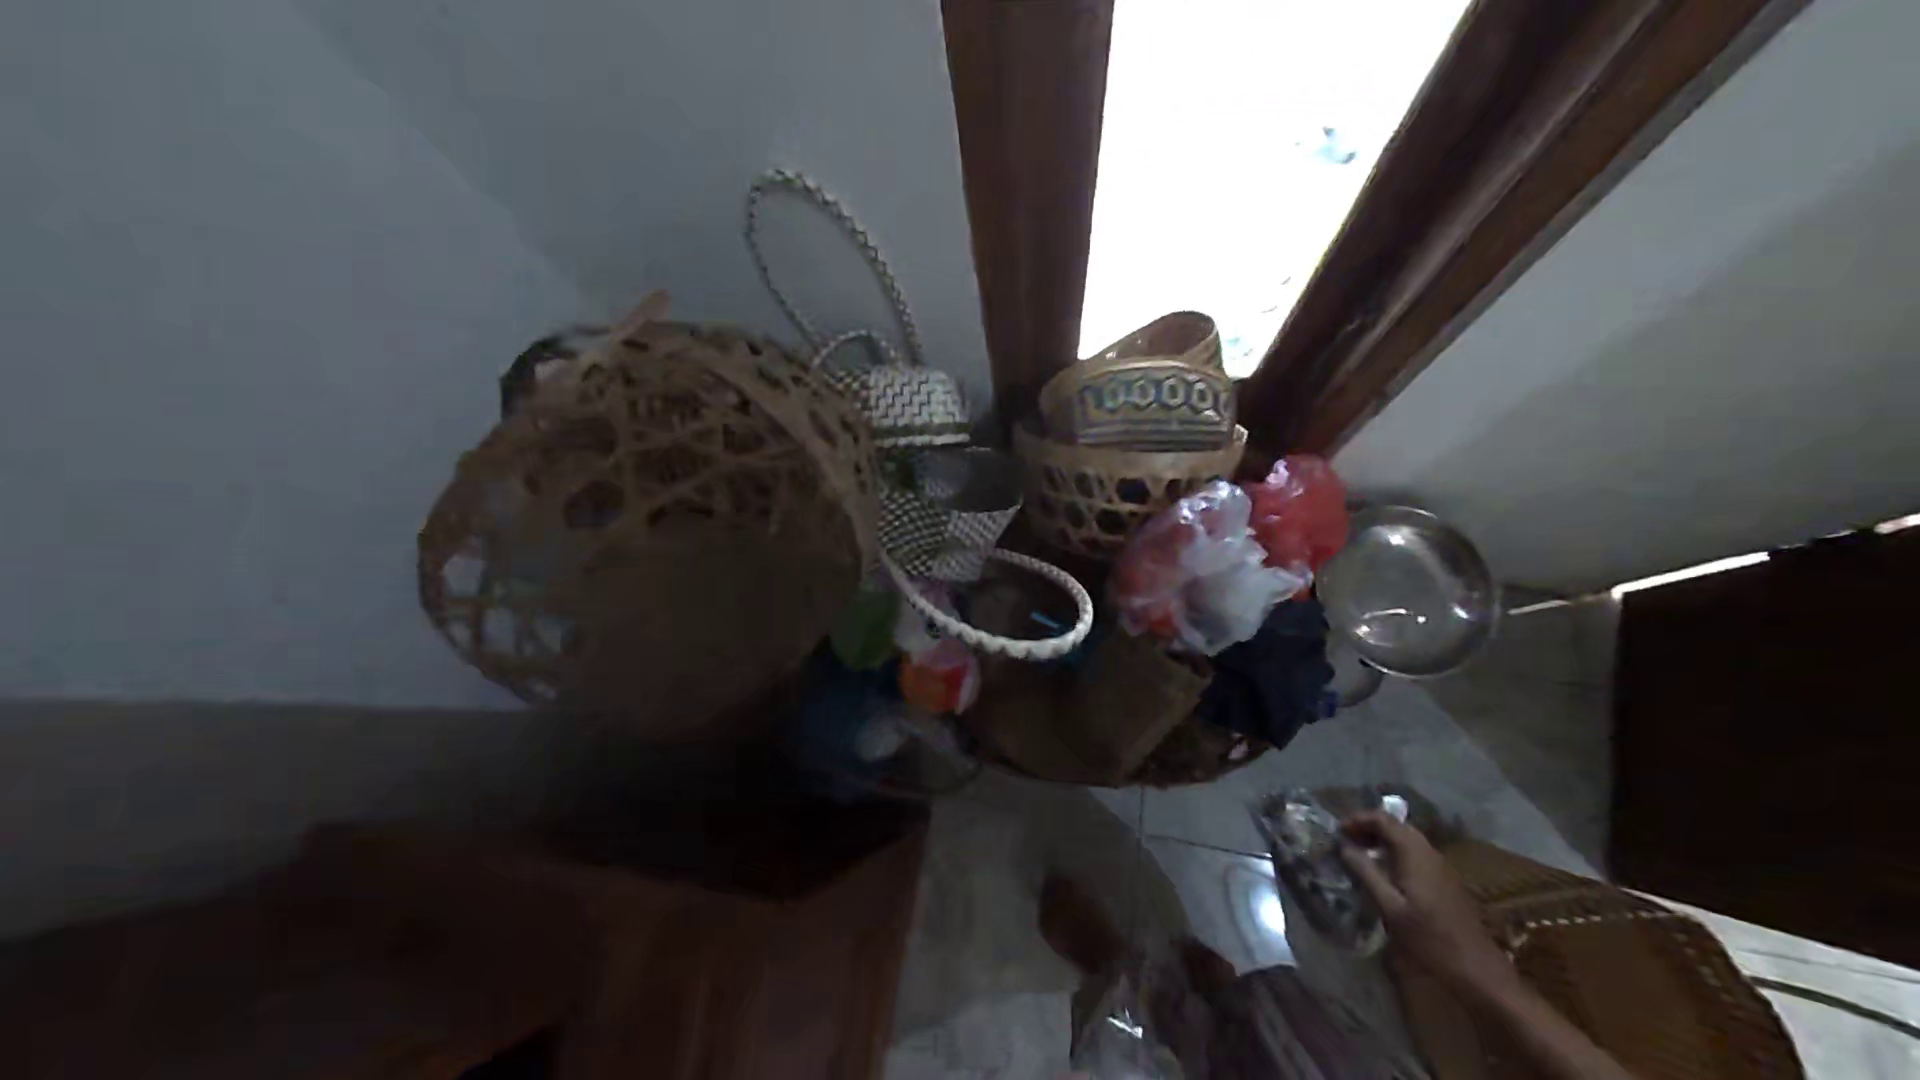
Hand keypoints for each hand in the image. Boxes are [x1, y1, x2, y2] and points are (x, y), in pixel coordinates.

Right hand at [1339, 811, 1517, 998]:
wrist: (1479, 972)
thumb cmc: (1431, 939)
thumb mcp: (1391, 908)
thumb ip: (1366, 873)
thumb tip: (1344, 847)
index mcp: (1415, 854)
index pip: (1384, 820)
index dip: (1359, 819)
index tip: (1338, 830)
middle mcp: (1430, 853)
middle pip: (1397, 826)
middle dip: (1370, 827)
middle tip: (1347, 840)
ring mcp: (1442, 867)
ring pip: (1408, 839)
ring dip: (1383, 840)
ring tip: (1361, 853)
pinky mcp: (1446, 881)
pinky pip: (1416, 854)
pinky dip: (1396, 852)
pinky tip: (1385, 872)